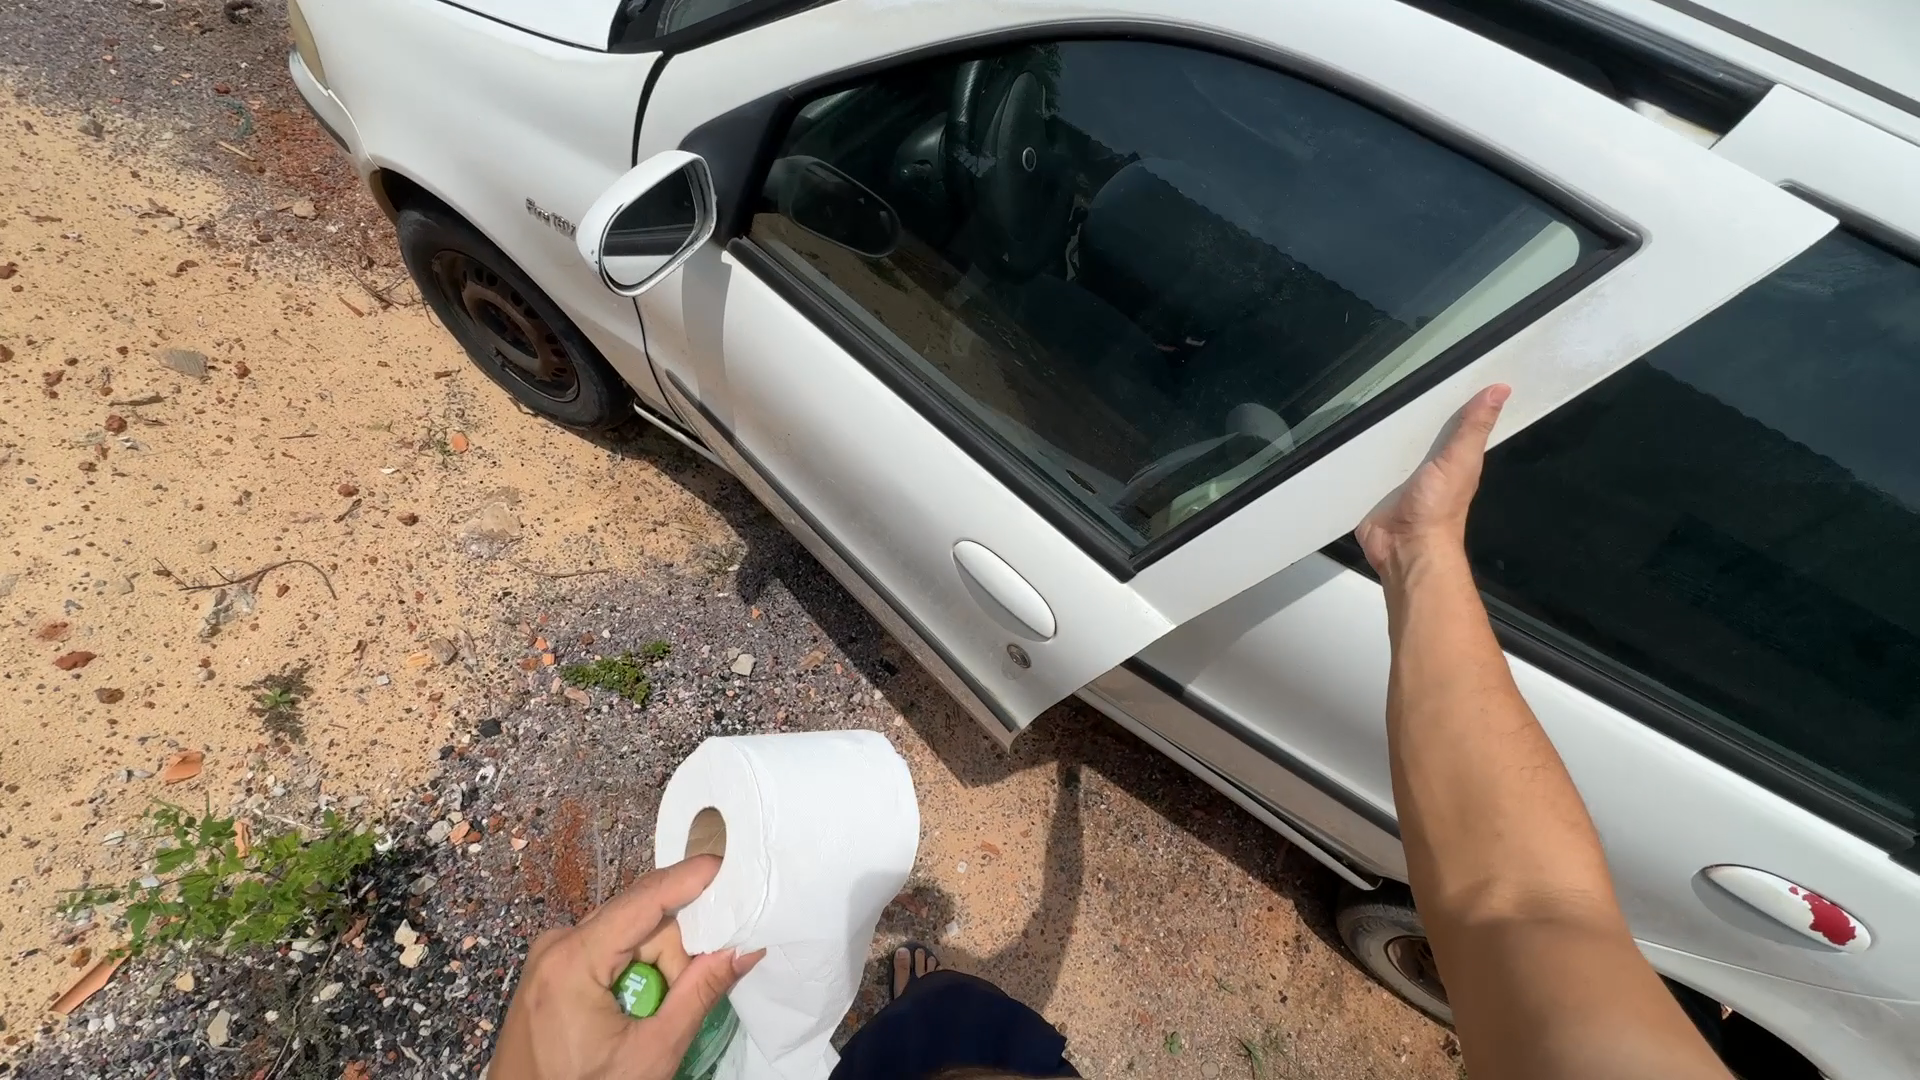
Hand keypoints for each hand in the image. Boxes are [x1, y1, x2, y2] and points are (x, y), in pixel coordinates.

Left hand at [490, 856, 762, 1079]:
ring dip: (657, 961)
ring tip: (652, 1013)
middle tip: (685, 993)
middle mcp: (558, 942)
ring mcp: (552, 953)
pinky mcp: (553, 966)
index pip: (646, 898)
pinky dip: (636, 965)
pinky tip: (636, 1004)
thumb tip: (746, 947)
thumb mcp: (651, 1053)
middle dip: (675, 949)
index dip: (691, 876)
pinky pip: (612, 944)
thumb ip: (700, 992)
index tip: (731, 862)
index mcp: (573, 960)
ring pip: (631, 930)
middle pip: (643, 916)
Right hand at [1354, 384, 1508, 581]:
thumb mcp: (1459, 462)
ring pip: (1383, 449)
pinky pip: (1360, 467)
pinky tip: (1337, 438)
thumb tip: (1500, 388)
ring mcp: (1394, 478)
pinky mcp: (1369, 488)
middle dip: (1401, 414)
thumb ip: (1473, 429)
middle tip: (1384, 382)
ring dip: (1372, 434)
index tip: (1438, 371)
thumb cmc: (1438, 507)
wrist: (1403, 546)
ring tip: (1355, 403)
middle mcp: (1423, 465)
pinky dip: (1352, 456)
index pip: (1450, 422)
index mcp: (1449, 457)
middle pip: (1412, 433)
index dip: (1447, 400)